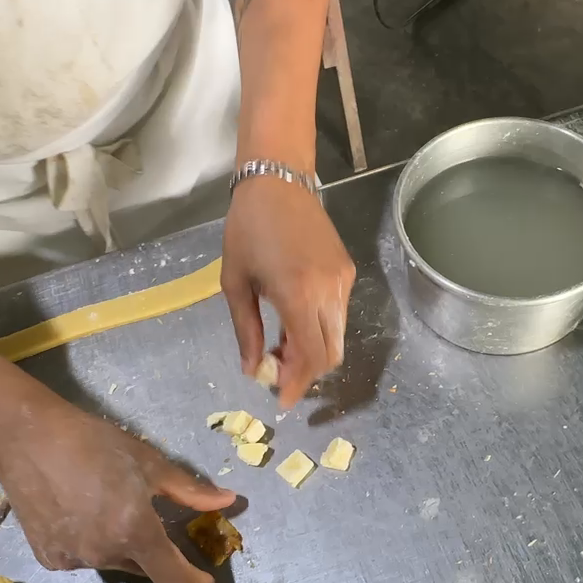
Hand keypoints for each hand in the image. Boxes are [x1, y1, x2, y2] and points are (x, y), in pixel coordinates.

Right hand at [0, 397, 234, 582]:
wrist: (27, 438)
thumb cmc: (94, 443)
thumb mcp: (151, 464)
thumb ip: (191, 492)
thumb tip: (229, 503)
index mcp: (135, 531)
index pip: (173, 578)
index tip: (207, 580)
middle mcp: (105, 554)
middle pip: (144, 567)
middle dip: (157, 551)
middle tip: (153, 521)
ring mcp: (74, 560)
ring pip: (114, 563)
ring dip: (124, 546)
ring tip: (111, 507)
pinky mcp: (49, 558)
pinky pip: (85, 559)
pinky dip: (94, 544)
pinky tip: (83, 514)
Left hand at [221, 176, 355, 407]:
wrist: (278, 182)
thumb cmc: (247, 230)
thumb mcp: (235, 283)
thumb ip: (246, 331)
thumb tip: (253, 370)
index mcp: (297, 295)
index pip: (310, 357)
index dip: (298, 384)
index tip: (282, 400)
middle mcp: (328, 293)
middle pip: (330, 355)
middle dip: (307, 374)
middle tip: (279, 375)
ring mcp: (342, 283)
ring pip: (337, 337)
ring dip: (312, 353)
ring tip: (282, 347)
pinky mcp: (347, 273)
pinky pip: (338, 316)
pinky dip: (319, 330)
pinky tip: (295, 322)